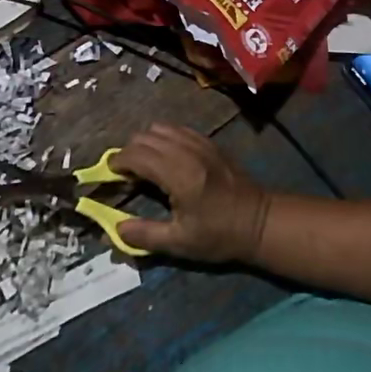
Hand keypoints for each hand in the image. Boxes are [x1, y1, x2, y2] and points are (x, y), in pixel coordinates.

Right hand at [109, 124, 271, 262]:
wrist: (260, 221)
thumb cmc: (219, 235)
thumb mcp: (181, 243)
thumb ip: (146, 235)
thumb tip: (116, 229)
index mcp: (178, 175)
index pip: (137, 155)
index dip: (118, 162)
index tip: (110, 174)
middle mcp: (187, 151)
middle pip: (144, 137)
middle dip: (129, 152)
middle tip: (127, 174)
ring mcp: (200, 143)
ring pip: (160, 128)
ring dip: (146, 142)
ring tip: (146, 164)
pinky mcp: (209, 141)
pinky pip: (177, 128)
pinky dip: (164, 137)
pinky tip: (167, 157)